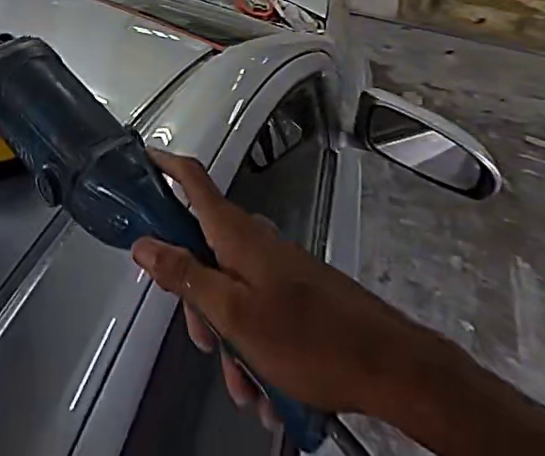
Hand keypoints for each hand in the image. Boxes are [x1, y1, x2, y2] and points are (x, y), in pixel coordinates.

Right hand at [131, 150, 445, 418]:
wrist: (399, 374)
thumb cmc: (315, 340)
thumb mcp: (232, 313)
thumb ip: (183, 275)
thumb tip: (145, 245)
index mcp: (234, 234)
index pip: (192, 180)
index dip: (165, 164)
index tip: (145, 157)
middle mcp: (256, 242)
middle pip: (202, 249)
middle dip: (195, 297)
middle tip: (202, 335)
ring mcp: (279, 269)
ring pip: (231, 290)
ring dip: (229, 336)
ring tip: (245, 382)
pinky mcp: (299, 296)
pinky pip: (260, 313)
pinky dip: (256, 346)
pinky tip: (269, 387)